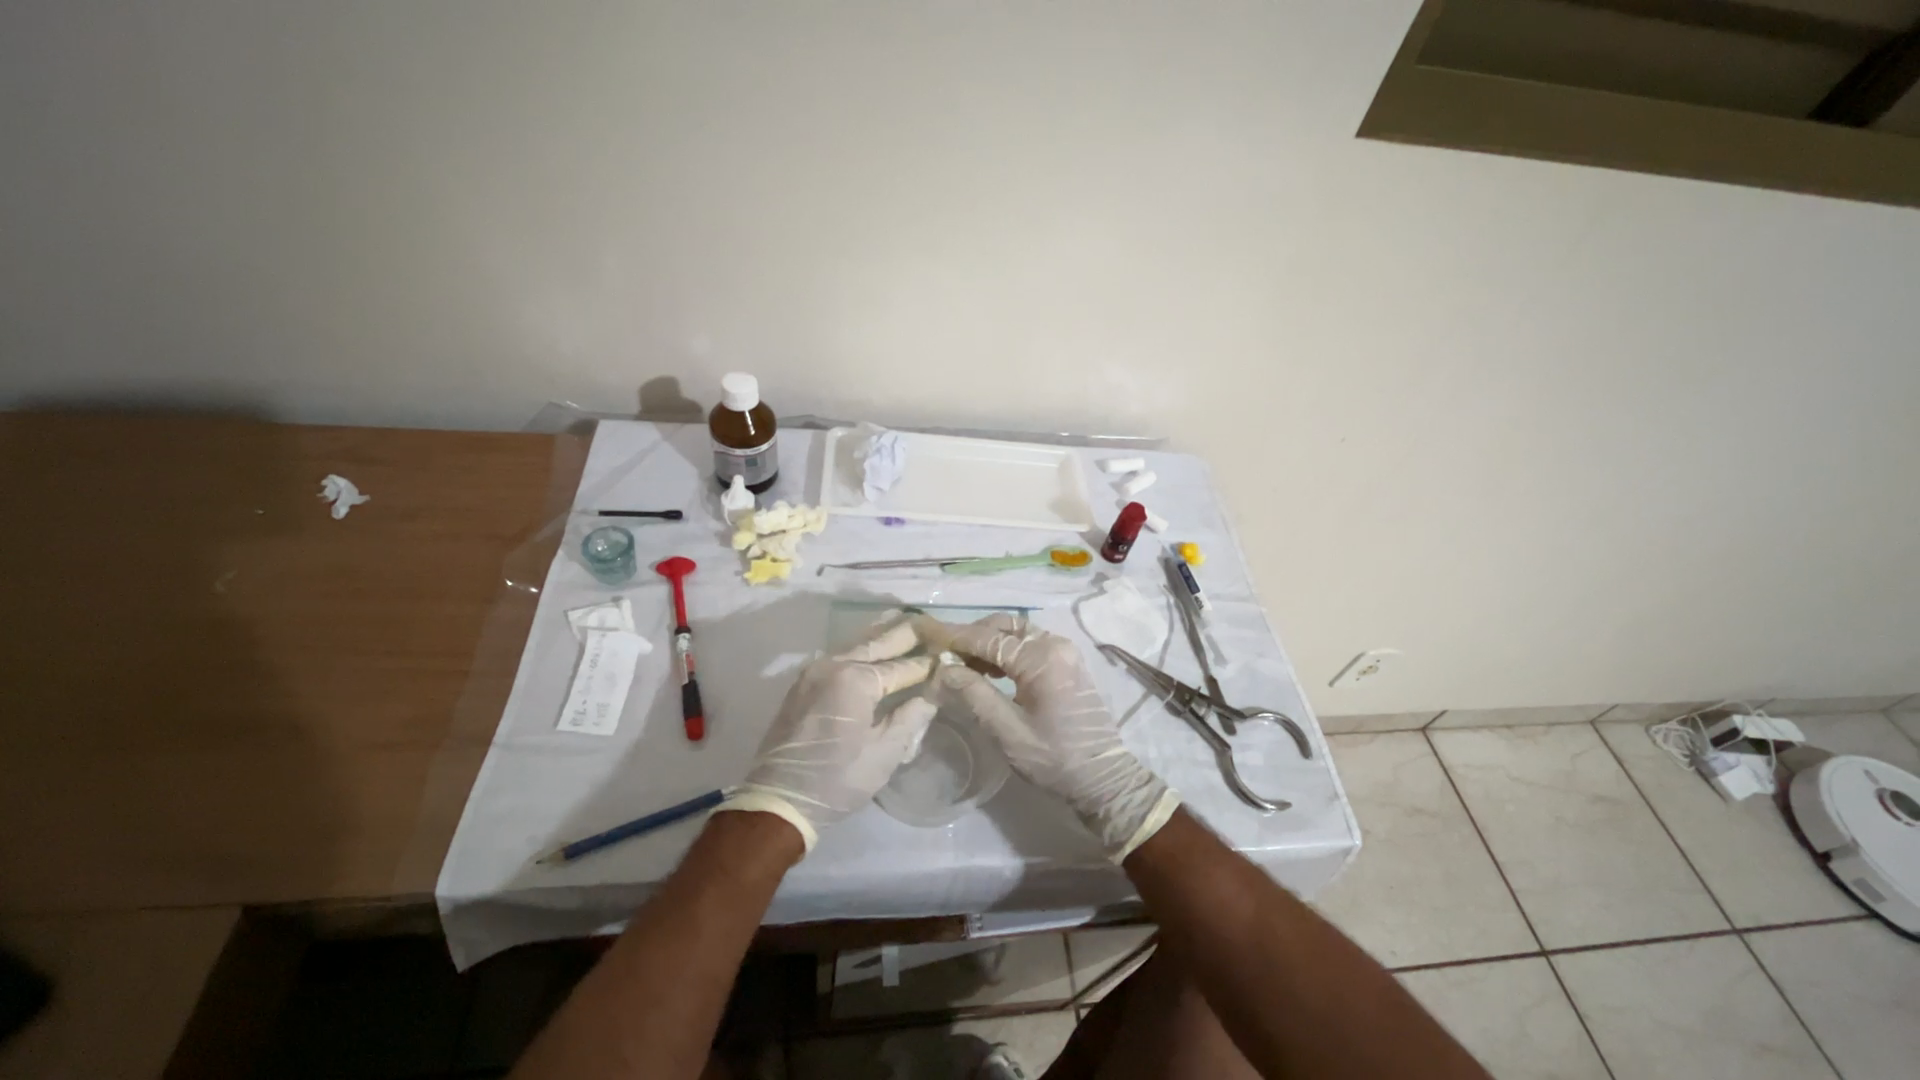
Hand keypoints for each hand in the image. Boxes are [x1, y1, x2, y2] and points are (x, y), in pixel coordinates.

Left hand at [718, 615, 937, 851]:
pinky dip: (862, 648)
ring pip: (856, 644)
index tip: (951, 656)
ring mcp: (813, 671)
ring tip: (908, 622)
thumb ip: (911, 718)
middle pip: (877, 643)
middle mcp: (832, 664)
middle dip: (907, 634)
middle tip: (936, 625)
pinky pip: (840, 655)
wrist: (779, 801)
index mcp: (855, 680)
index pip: (902, 667)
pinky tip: (875, 646)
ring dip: (883, 635)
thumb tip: (930, 695)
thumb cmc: (836, 781)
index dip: (928, 665)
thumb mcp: (884, 754)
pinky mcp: (803, 683)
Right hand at [932, 614, 1179, 861]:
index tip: (926, 634)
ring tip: (962, 664)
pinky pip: (1030, 644)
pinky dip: (1006, 650)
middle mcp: (1056, 644)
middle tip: (944, 654)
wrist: (1102, 777)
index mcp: (1042, 658)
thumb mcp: (1007, 730)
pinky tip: (988, 671)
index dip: (955, 636)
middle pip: (1004, 626)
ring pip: (1017, 632)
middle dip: (972, 636)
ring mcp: (1065, 652)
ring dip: (988, 642)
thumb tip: (943, 669)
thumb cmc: (1053, 758)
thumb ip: (974, 694)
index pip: (988, 638)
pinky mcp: (1068, 663)